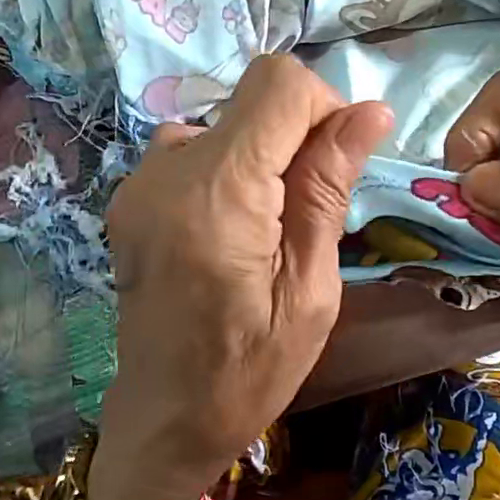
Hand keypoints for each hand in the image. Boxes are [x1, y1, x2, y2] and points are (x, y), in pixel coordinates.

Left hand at [90, 55, 392, 499]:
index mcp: (217, 191)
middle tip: (303, 213)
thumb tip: (370, 110)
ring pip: (222, 124)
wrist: (164, 415)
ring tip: (263, 232)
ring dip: (258, 158)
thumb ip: (328, 188)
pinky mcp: (129, 199)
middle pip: (250, 100)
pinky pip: (191, 154)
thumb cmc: (249, 369)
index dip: (324, 108)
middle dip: (294, 137)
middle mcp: (166, 169)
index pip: (278, 84)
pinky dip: (224, 173)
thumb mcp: (310, 289)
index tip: (337, 163)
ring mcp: (138, 182)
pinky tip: (226, 234)